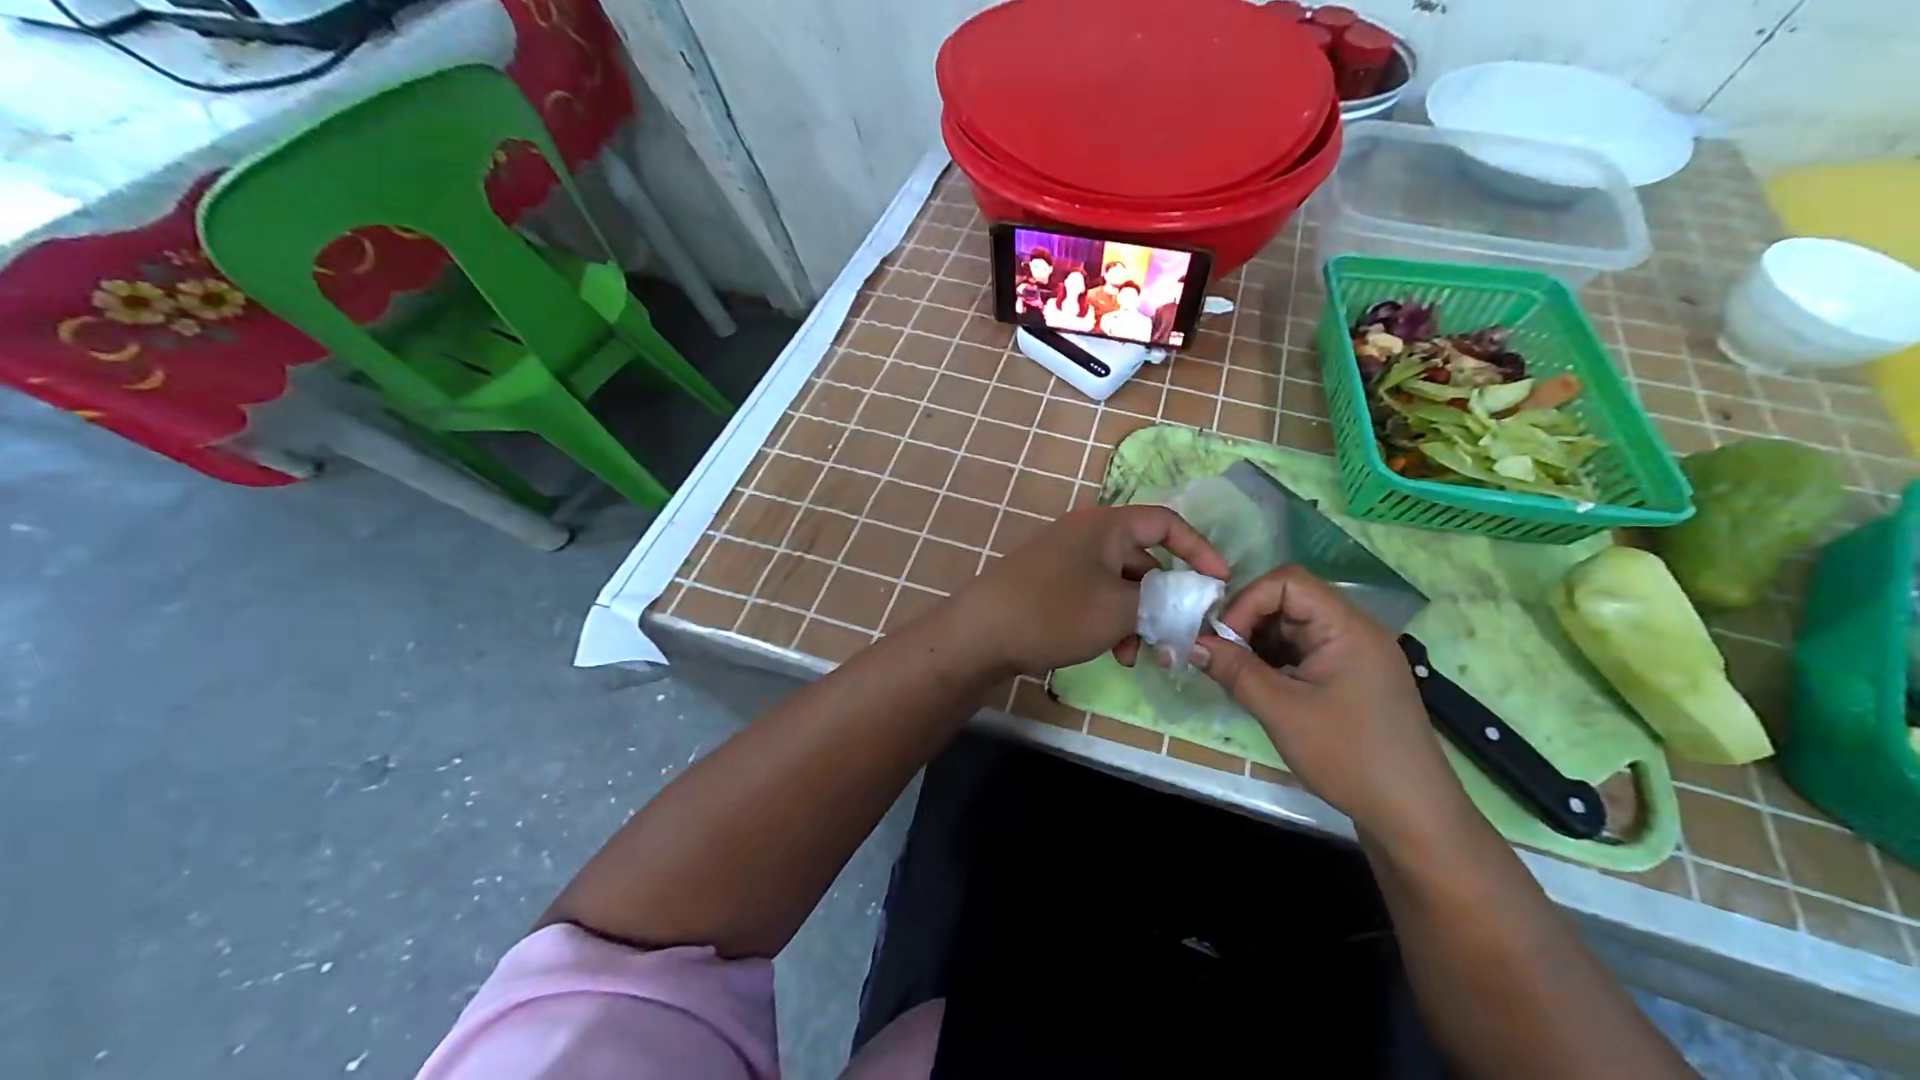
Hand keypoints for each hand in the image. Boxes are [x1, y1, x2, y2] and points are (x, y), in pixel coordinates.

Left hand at [945, 505, 1228, 676]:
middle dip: (1165, 598)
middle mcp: (1086, 536)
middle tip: (1179, 632)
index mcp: (1104, 526)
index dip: (1198, 549)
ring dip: (1138, 618)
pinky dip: (1112, 622)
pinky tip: (1115, 654)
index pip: (1165, 522)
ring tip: (1138, 654)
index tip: (1219, 582)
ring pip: (1121, 586)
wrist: (978, 636)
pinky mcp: (1052, 588)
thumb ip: (1164, 601)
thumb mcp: (1118, 609)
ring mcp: (1066, 562)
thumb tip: (1193, 597)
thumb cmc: (1053, 612)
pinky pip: (1097, 598)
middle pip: (1144, 559)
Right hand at [1191, 565, 1471, 843]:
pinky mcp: (1350, 676)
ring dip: (1258, 642)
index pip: (1287, 582)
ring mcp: (1354, 653)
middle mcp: (1354, 630)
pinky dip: (1274, 659)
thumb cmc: (1349, 756)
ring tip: (1233, 672)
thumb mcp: (1282, 712)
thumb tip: (1192, 643)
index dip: (1246, 601)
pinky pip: (1303, 650)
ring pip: (1293, 626)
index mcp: (1347, 627)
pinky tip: (1258, 684)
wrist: (1412, 815)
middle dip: (1248, 622)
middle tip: (1219, 655)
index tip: (1222, 639)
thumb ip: (1234, 671)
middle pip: (1289, 599)